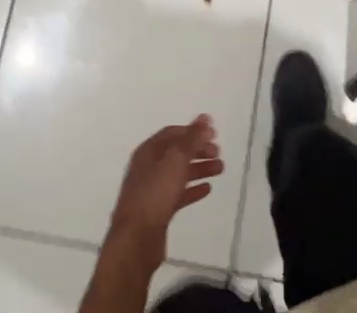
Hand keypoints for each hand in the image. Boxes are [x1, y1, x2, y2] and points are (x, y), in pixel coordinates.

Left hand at [107, 116, 223, 257]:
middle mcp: (148, 167)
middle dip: (198, 151)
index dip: (193, 132)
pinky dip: (192, 189)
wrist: (136, 240)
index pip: (172, 134)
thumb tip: (205, 117)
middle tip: (219, 154)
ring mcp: (152, 190)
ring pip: (179, 173)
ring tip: (221, 169)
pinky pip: (178, 194)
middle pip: (176, 153)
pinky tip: (207, 189)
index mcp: (148, 152)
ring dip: (199, 169)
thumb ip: (192, 139)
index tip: (214, 136)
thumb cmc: (155, 194)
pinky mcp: (157, 211)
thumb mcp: (176, 161)